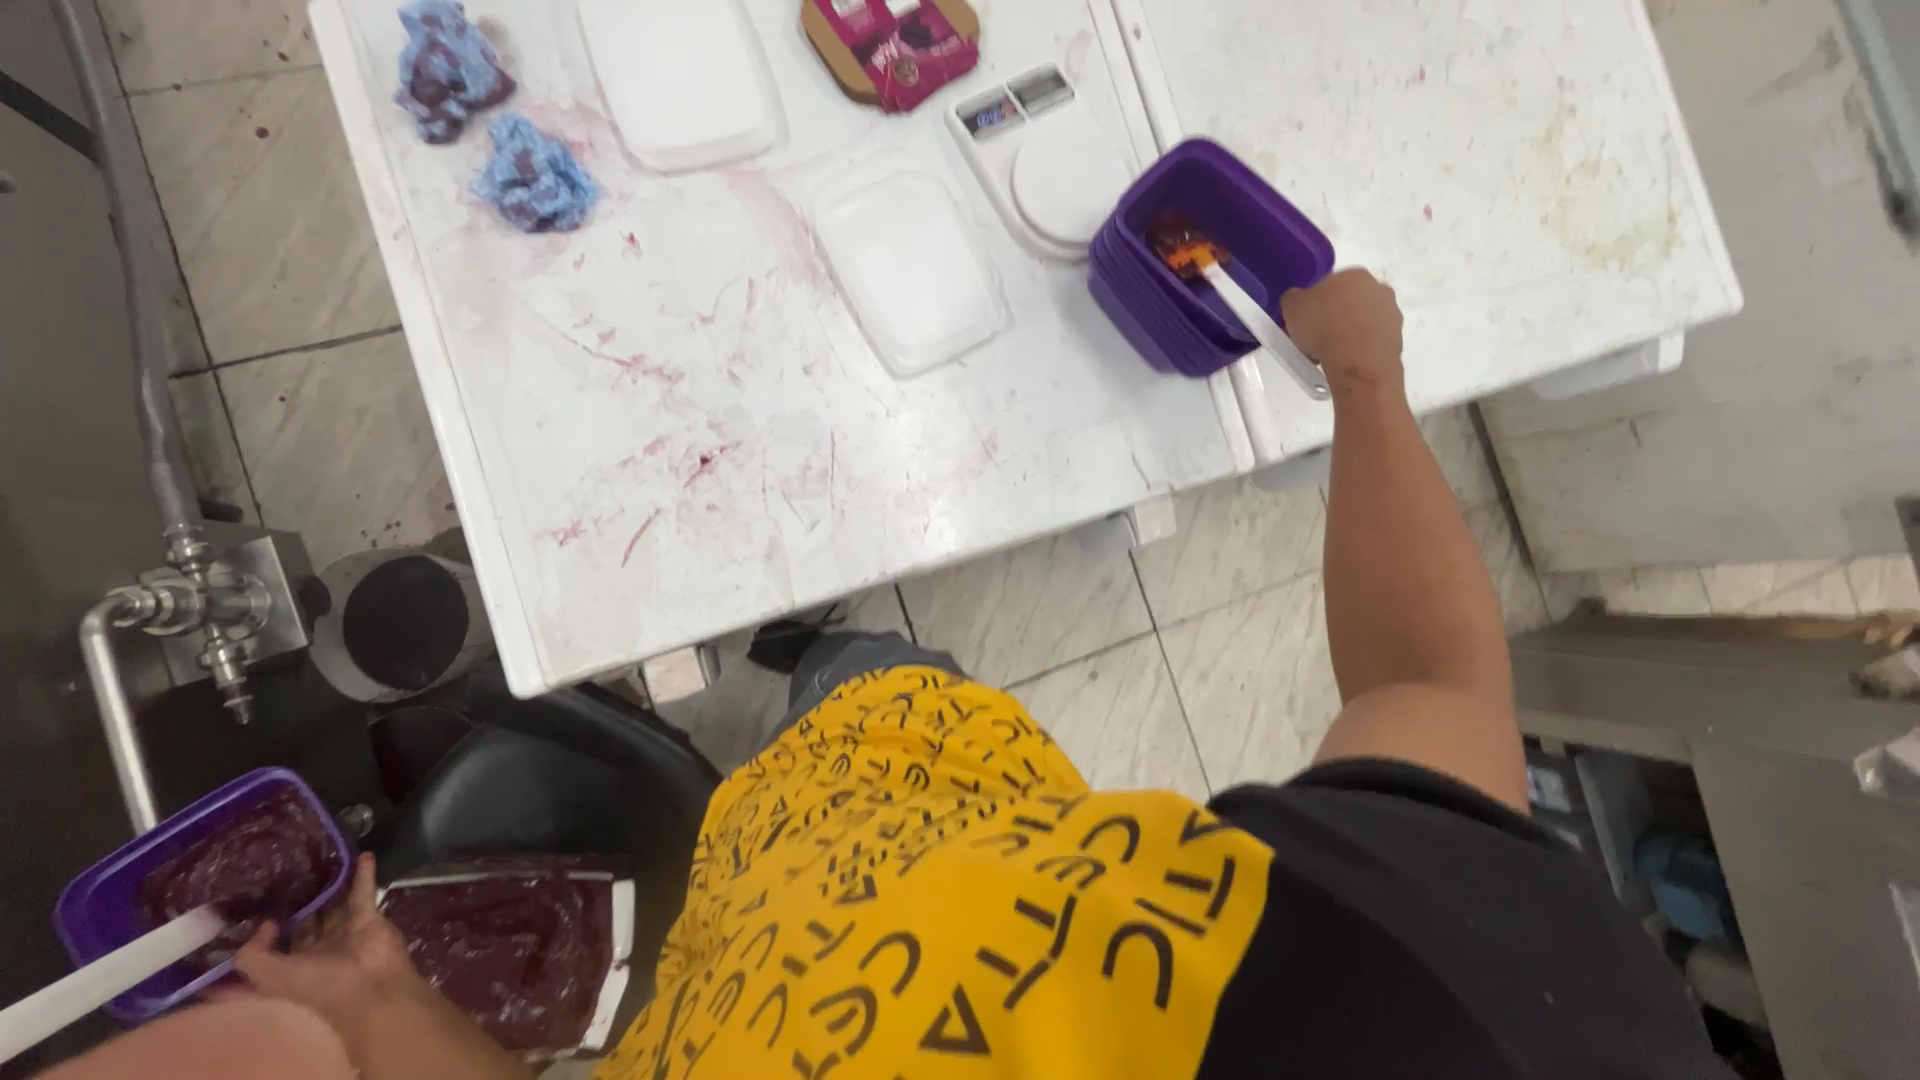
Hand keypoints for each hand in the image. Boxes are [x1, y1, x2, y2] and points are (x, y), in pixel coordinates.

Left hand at [231, 853, 423, 1043]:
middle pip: (306, 921)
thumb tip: (265, 923)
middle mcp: (317, 948)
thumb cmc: (317, 985)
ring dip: (330, 885)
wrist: (371, 986)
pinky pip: (363, 892)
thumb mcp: (271, 977)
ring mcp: (344, 931)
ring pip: (334, 904)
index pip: (274, 946)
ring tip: (323, 861)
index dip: (264, 930)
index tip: (256, 906)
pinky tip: (362, 855)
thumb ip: (253, 954)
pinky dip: (363, 875)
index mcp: (292, 966)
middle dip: (299, 902)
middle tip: (291, 874)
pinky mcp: (368, 917)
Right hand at [1280, 269, 1404, 397]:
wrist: (1356, 360)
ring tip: (1328, 354)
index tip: (1304, 322)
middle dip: (1333, 317)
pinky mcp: (1397, 336)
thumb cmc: (1322, 326)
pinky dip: (1359, 348)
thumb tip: (1297, 300)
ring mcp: (1392, 312)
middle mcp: (1378, 287)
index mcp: (1353, 274)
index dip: (1314, 304)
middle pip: (1348, 302)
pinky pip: (1371, 341)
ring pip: (1362, 321)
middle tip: (1315, 338)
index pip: (1330, 284)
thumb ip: (1293, 298)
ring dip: (1347, 333)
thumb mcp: (1291, 307)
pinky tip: (1345, 361)